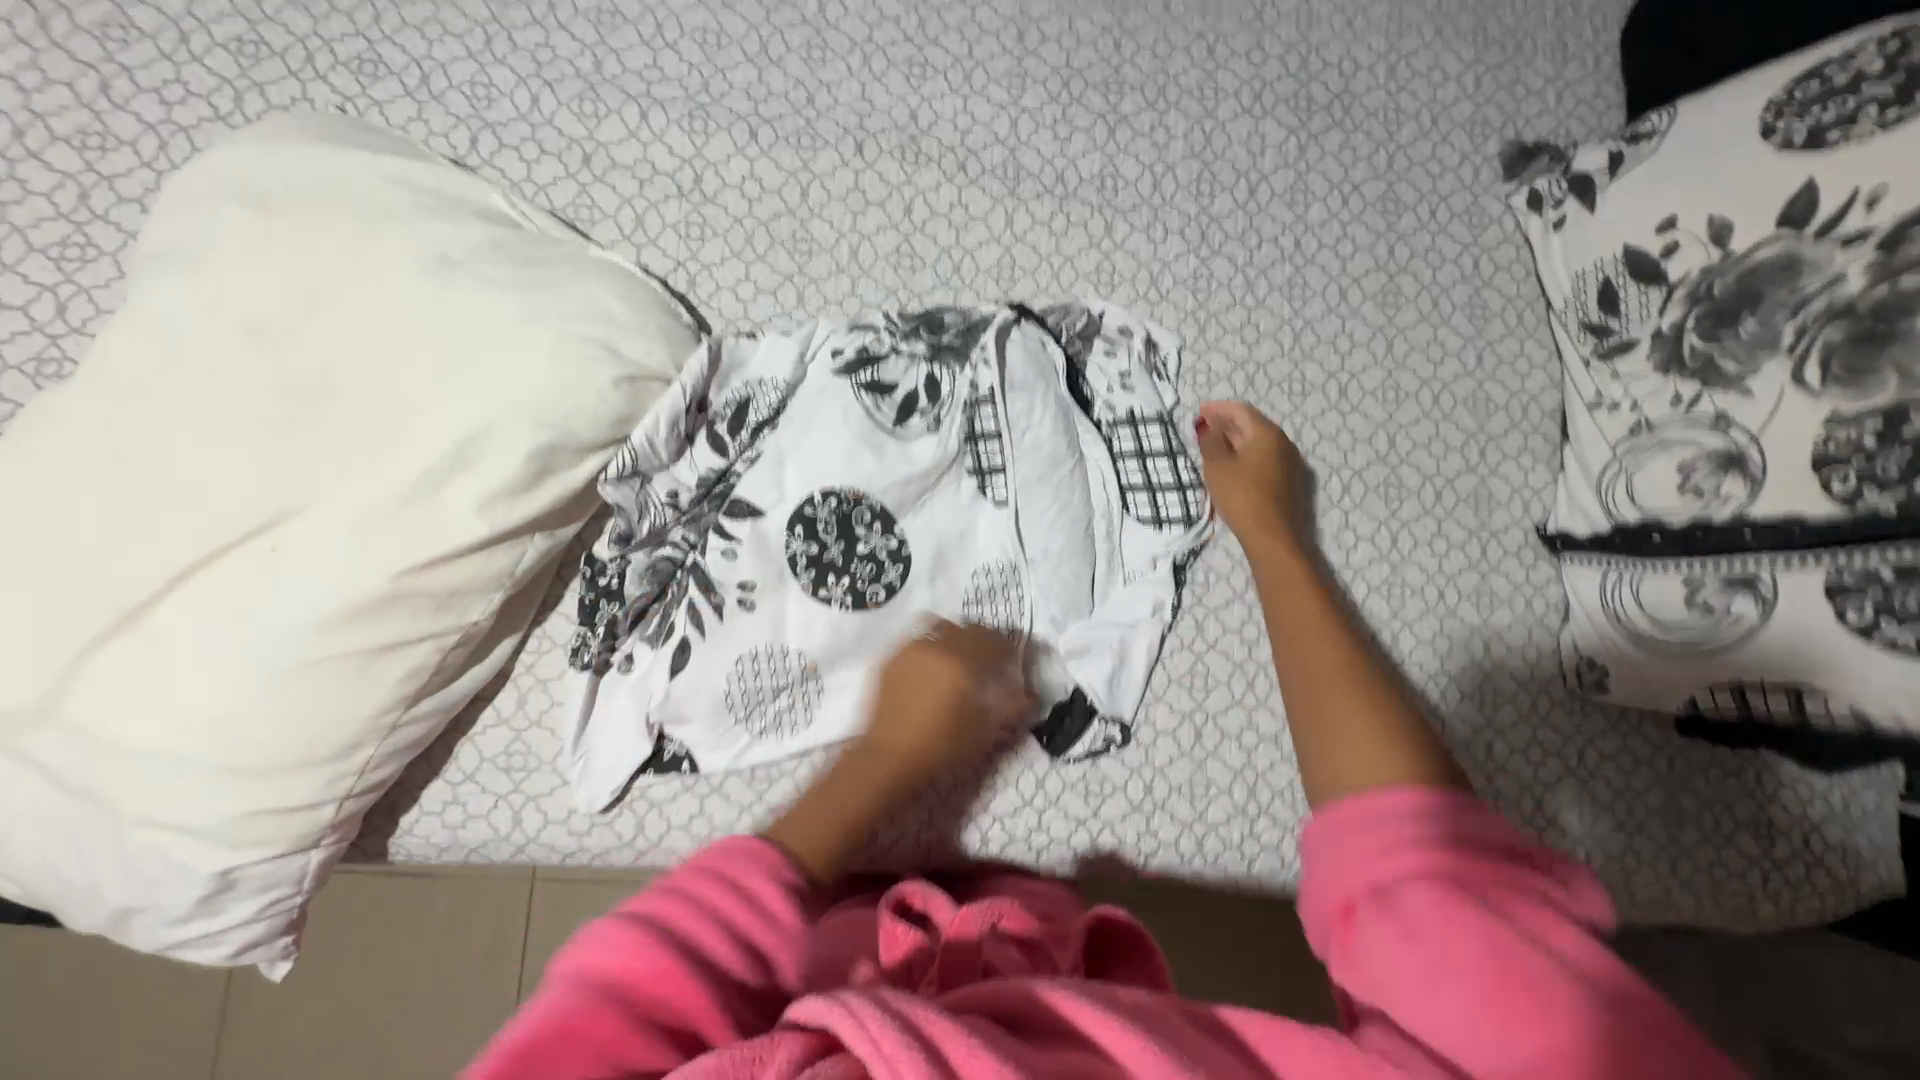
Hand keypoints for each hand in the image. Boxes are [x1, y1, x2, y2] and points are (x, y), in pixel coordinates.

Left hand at [859, 619, 1034, 786]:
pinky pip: (915, 640)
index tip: (1015, 659)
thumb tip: (1032, 694)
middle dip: (983, 639)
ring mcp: (909, 650)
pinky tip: (929, 668)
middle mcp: (936, 646)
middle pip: (968, 628)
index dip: (1010, 647)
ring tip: (956, 658)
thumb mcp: (986, 732)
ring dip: (954, 637)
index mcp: (964, 662)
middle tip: (988, 659)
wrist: (889, 760)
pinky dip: (928, 646)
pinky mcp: (889, 659)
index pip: (996, 640)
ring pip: (939, 628)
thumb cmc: (942, 749)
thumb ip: (1014, 708)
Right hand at [1194, 400, 1311, 545]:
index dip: (1218, 408)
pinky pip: (1264, 458)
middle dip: (1227, 423)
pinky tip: (1232, 463)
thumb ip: (1210, 441)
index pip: (1240, 410)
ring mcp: (1289, 462)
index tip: (1199, 411)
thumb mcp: (1217, 466)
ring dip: (1236, 439)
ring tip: (1215, 444)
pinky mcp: (1288, 481)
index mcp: (1267, 433)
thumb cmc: (1241, 496)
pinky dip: (1246, 454)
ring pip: (1258, 442)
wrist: (1273, 536)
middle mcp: (1283, 442)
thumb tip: (1209, 428)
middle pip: (1252, 424)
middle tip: (1204, 426)